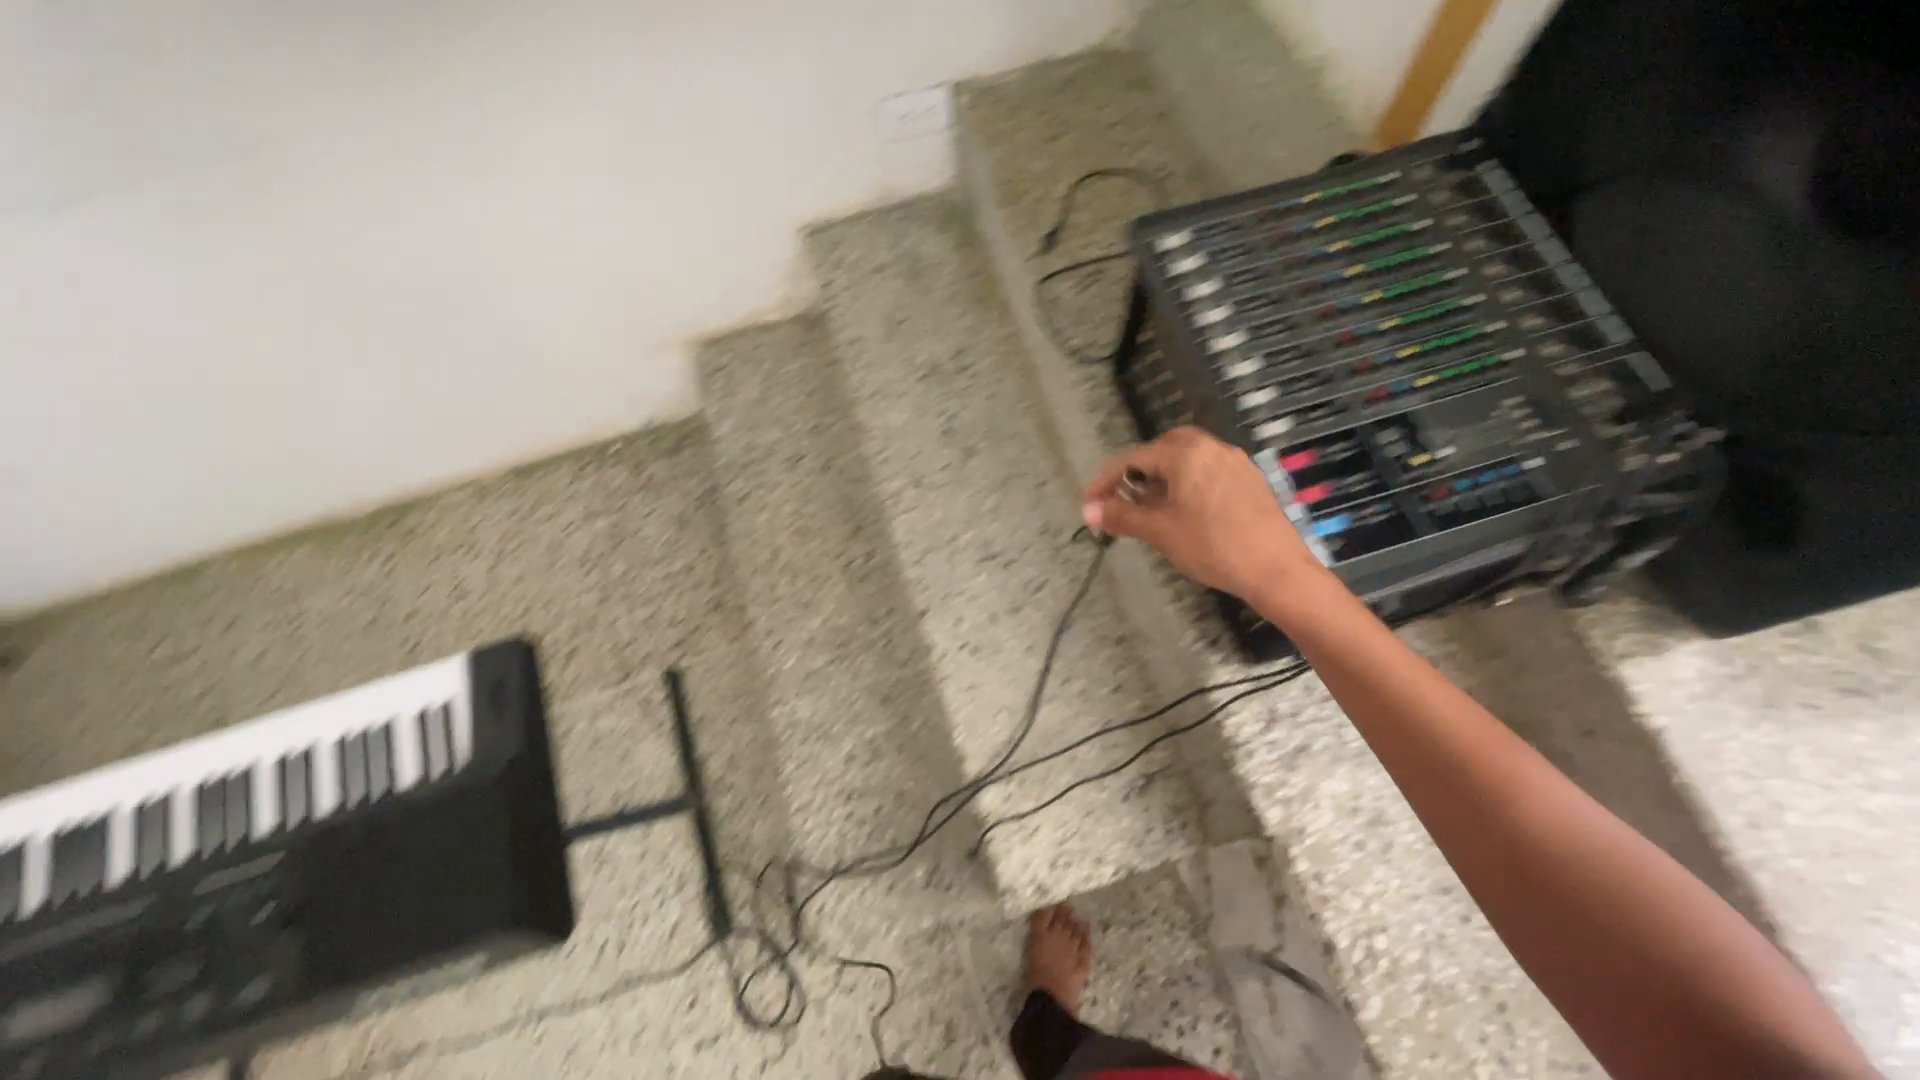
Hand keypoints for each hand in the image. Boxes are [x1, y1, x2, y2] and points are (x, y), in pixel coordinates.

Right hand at [1082, 427, 1322, 599]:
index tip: (1089, 503)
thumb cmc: (1213, 546)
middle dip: (1138, 470)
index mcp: (1185, 454)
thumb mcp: (1160, 532)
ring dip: (1163, 476)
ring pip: (1188, 458)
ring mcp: (1234, 462)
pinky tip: (1184, 510)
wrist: (1276, 569)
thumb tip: (1087, 511)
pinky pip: (1208, 470)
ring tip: (1150, 506)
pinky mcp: (1249, 479)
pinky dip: (1187, 482)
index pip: (1134, 458)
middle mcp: (1211, 448)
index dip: (1106, 480)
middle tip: (1123, 497)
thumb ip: (1122, 517)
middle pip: (1163, 448)